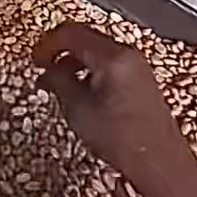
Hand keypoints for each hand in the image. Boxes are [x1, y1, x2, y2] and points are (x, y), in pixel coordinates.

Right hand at [33, 23, 196, 196]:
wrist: (161, 163)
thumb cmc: (120, 140)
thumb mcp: (79, 111)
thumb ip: (59, 83)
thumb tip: (48, 71)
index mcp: (111, 57)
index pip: (71, 33)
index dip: (47, 45)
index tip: (35, 60)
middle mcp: (127, 54)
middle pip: (85, 37)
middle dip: (60, 51)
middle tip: (43, 69)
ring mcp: (137, 65)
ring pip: (97, 50)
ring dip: (75, 61)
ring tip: (59, 84)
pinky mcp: (141, 78)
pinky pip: (110, 62)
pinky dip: (91, 69)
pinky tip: (81, 92)